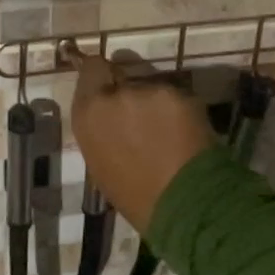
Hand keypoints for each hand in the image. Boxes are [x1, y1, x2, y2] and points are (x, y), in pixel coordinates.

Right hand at [65, 42, 210, 235]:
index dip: (103, 74)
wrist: (183, 205)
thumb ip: (101, 127)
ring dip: (158, 102)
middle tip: (145, 116)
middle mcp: (112, 95)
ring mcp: (147, 92)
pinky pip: (177, 98)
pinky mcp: (178, 94)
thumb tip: (110, 115)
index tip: (112, 84)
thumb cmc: (134, 197)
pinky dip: (181, 111)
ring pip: (153, 87)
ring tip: (169, 132)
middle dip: (132, 90)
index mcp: (87, 113)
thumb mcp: (99, 162)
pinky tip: (186, 134)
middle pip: (123, 75)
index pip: (92, 69)